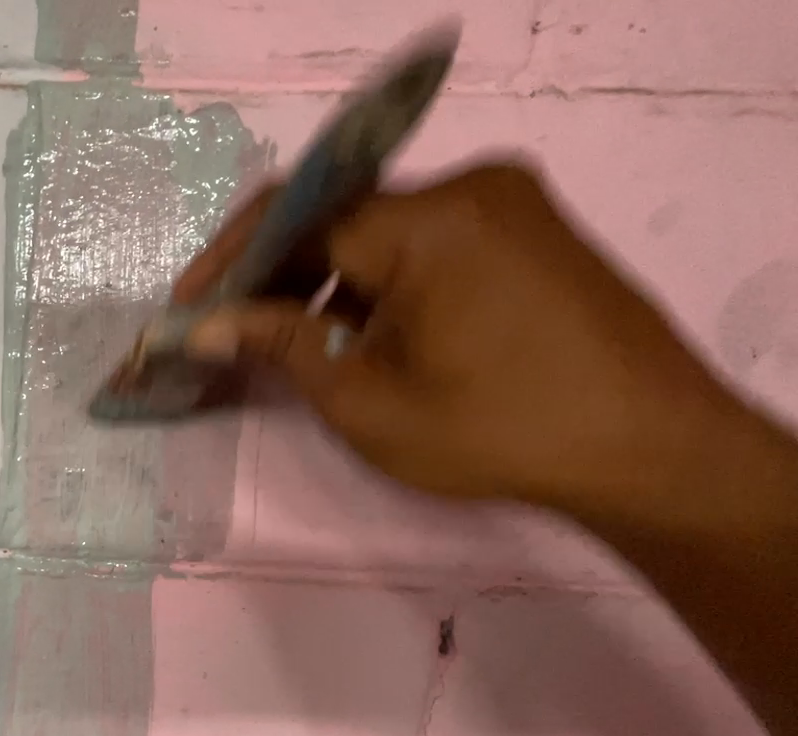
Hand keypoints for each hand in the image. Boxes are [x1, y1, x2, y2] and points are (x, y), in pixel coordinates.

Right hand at [174, 161, 753, 524]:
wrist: (646, 450)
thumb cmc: (491, 428)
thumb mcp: (361, 395)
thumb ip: (279, 343)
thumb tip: (205, 325)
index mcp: (430, 220)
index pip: (299, 220)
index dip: (231, 263)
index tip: (185, 308)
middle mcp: (469, 189)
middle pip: (334, 218)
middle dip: (269, 273)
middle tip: (222, 328)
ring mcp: (502, 206)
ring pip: (371, 232)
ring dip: (314, 281)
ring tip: (273, 337)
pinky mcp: (520, 232)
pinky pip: (414, 243)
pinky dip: (364, 282)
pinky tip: (340, 329)